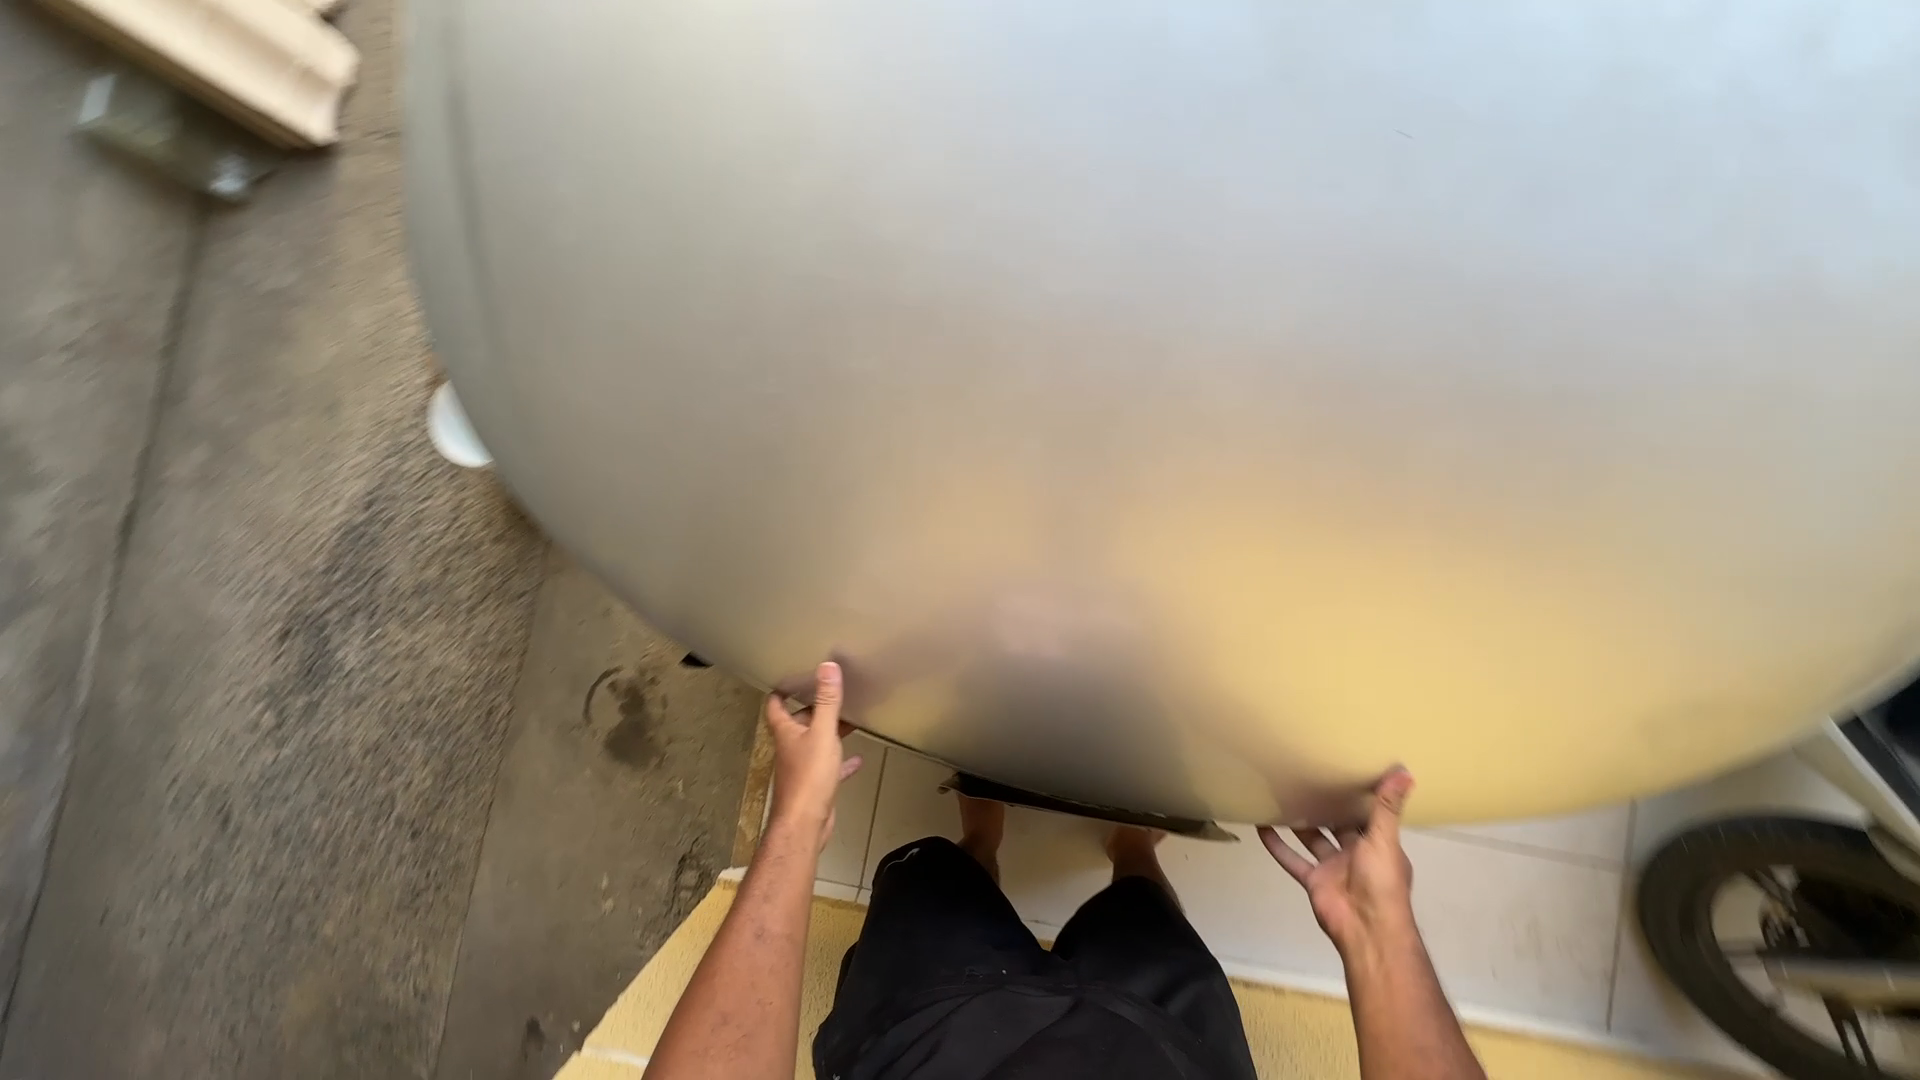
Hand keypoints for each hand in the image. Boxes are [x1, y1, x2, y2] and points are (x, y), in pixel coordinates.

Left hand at [766, 661, 863, 851]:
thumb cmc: (810, 776)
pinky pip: (829, 767)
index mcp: (786, 732)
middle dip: (813, 709)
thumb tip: (827, 667)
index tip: (794, 677)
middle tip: (831, 694)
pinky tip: (857, 759)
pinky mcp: (815, 785)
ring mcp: (801, 767)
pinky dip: (841, 761)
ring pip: (814, 743)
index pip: (776, 705)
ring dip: (828, 732)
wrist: (806, 824)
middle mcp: (790, 747)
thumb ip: (827, 701)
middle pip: (799, 723)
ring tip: (848, 720)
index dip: (782, 691)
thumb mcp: (822, 733)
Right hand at [1258, 768, 1416, 958]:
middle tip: (1306, 779)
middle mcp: (1356, 855)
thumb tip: (1405, 771)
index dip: (1358, 799)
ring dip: (1299, 824)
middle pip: (1337, 827)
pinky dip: (1277, 845)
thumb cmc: (1381, 881)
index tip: (1344, 773)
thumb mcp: (1384, 839)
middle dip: (1325, 808)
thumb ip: (1387, 807)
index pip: (1368, 818)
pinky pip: (1292, 859)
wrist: (1366, 928)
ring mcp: (1333, 868)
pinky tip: (1261, 826)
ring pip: (1313, 841)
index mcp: (1379, 846)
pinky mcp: (1313, 880)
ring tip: (1281, 797)